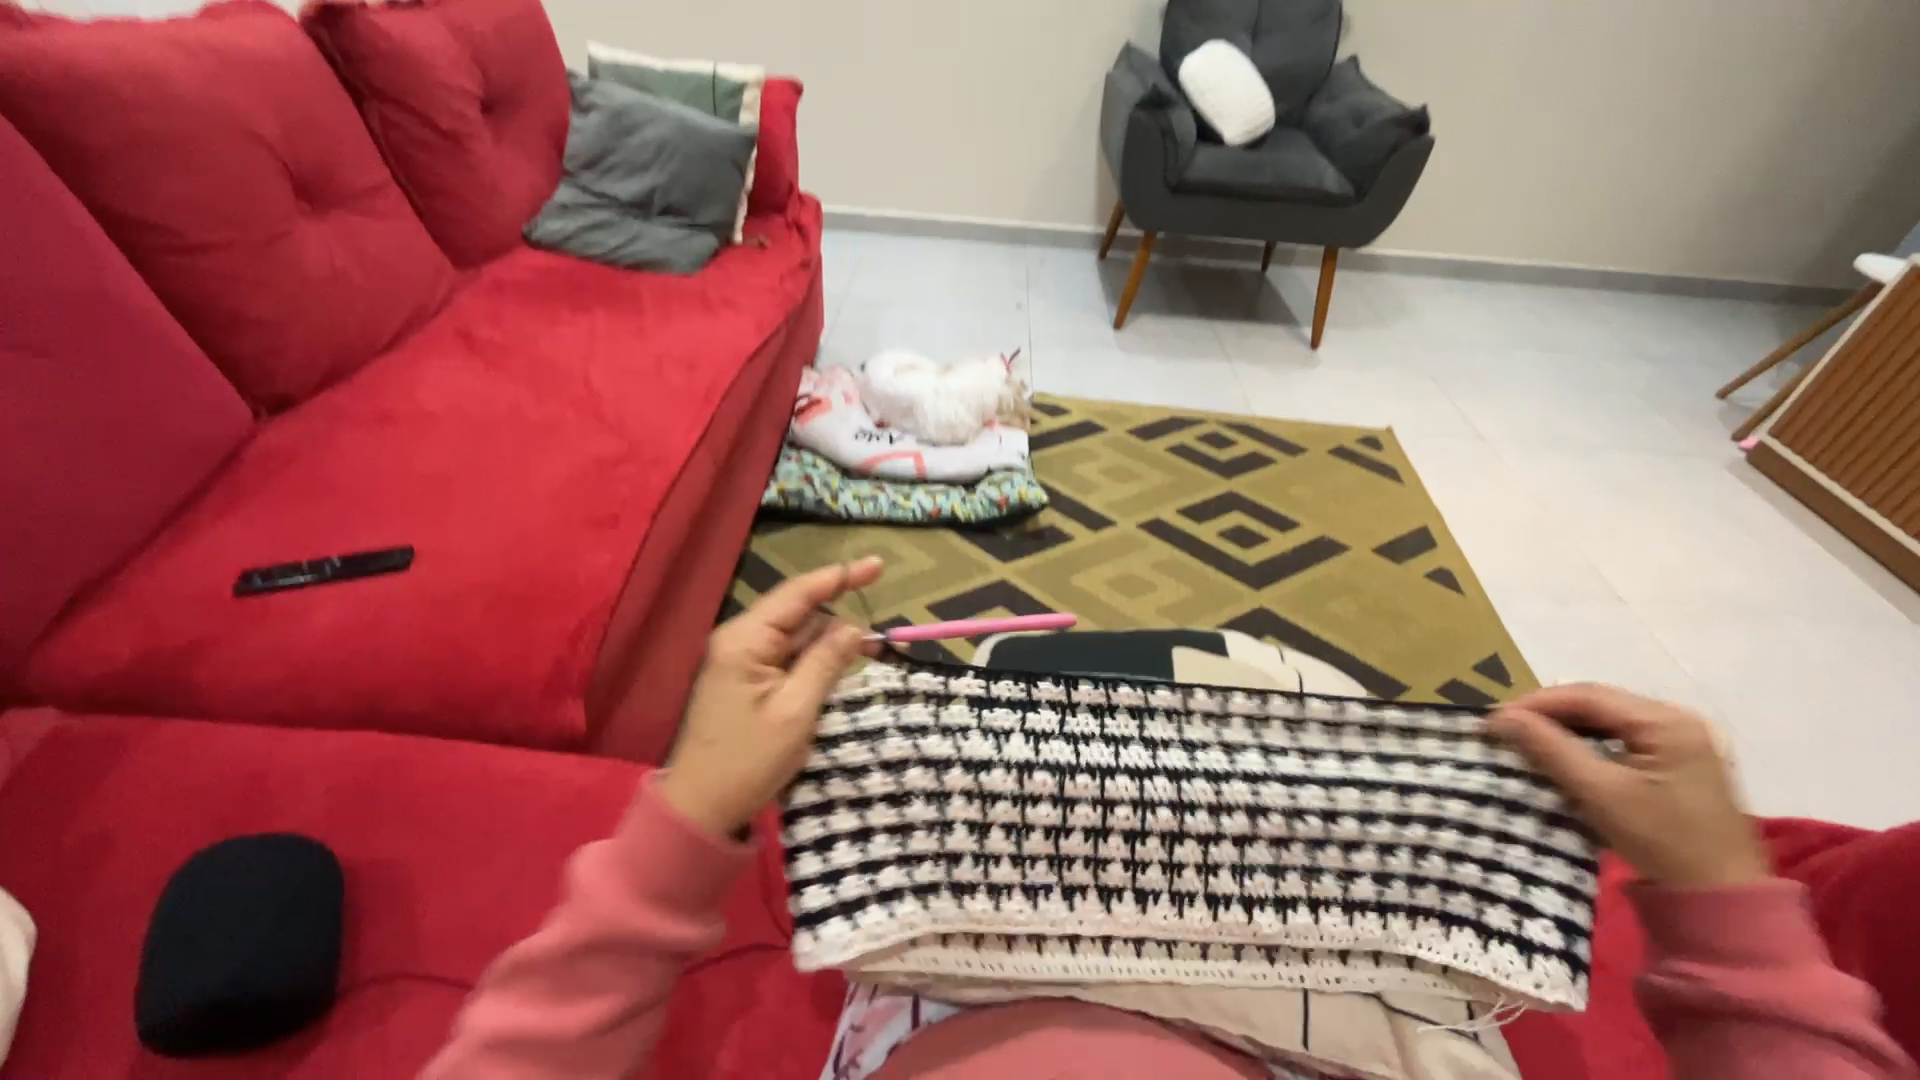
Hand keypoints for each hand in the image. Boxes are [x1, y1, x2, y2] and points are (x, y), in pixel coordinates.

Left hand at [656, 557, 883, 837]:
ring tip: (872, 653)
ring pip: (798, 637)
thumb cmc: (748, 760)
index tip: (878, 565)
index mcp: (745, 640)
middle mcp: (741, 641)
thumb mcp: (796, 711)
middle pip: (800, 614)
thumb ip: (826, 662)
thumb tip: (854, 627)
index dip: (840, 576)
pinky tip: (842, 669)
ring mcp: (743, 661)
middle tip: (882, 638)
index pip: (798, 594)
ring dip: (832, 643)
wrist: (701, 808)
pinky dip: (817, 661)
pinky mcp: (748, 681)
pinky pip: (789, 658)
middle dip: (841, 619)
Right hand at [1487, 684, 1770, 888]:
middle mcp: (1680, 720)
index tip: (1495, 719)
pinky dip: (1587, 742)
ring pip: (1607, 719)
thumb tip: (1499, 717)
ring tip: (1527, 740)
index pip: (1588, 695)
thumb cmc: (1662, 841)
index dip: (1536, 703)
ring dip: (1565, 727)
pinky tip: (1563, 754)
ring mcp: (1683, 740)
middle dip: (1548, 714)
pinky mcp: (1679, 760)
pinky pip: (1621, 737)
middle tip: (1507, 729)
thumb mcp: (1599, 792)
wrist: (1719, 897)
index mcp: (1668, 722)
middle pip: (1598, 703)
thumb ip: (1549, 748)